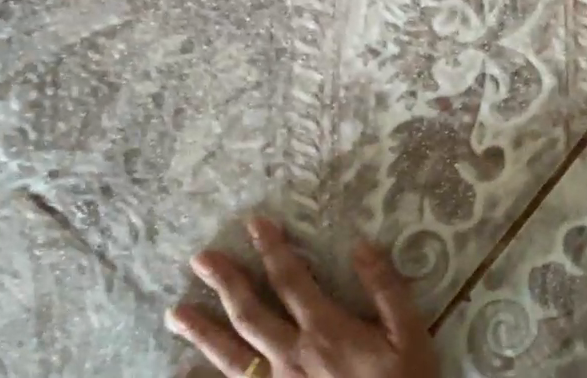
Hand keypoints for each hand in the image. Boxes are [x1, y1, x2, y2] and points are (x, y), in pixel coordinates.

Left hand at [166, 217, 439, 377]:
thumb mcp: (410, 332)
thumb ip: (386, 288)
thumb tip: (361, 245)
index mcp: (325, 331)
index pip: (291, 281)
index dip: (272, 249)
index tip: (256, 223)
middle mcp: (292, 356)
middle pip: (250, 314)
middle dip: (226, 283)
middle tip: (201, 259)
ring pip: (231, 356)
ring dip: (203, 331)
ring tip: (176, 313)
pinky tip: (184, 374)